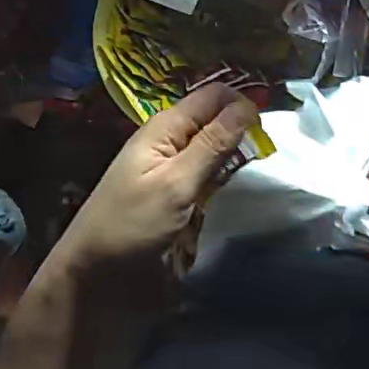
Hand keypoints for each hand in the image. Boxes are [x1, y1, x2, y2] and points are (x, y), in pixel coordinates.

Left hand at [53, 85, 258, 273]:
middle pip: (215, 118)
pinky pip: (206, 173)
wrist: (94, 272)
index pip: (213, 96)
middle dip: (243, 128)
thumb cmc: (132, 224)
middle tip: (274, 150)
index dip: (243, 103)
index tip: (272, 128)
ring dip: (236, 153)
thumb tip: (248, 105)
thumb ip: (212, 144)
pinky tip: (240, 185)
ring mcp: (171, 167)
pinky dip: (224, 175)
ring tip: (265, 166)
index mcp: (165, 127)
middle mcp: (169, 139)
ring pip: (213, 146)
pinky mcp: (175, 192)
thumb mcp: (176, 183)